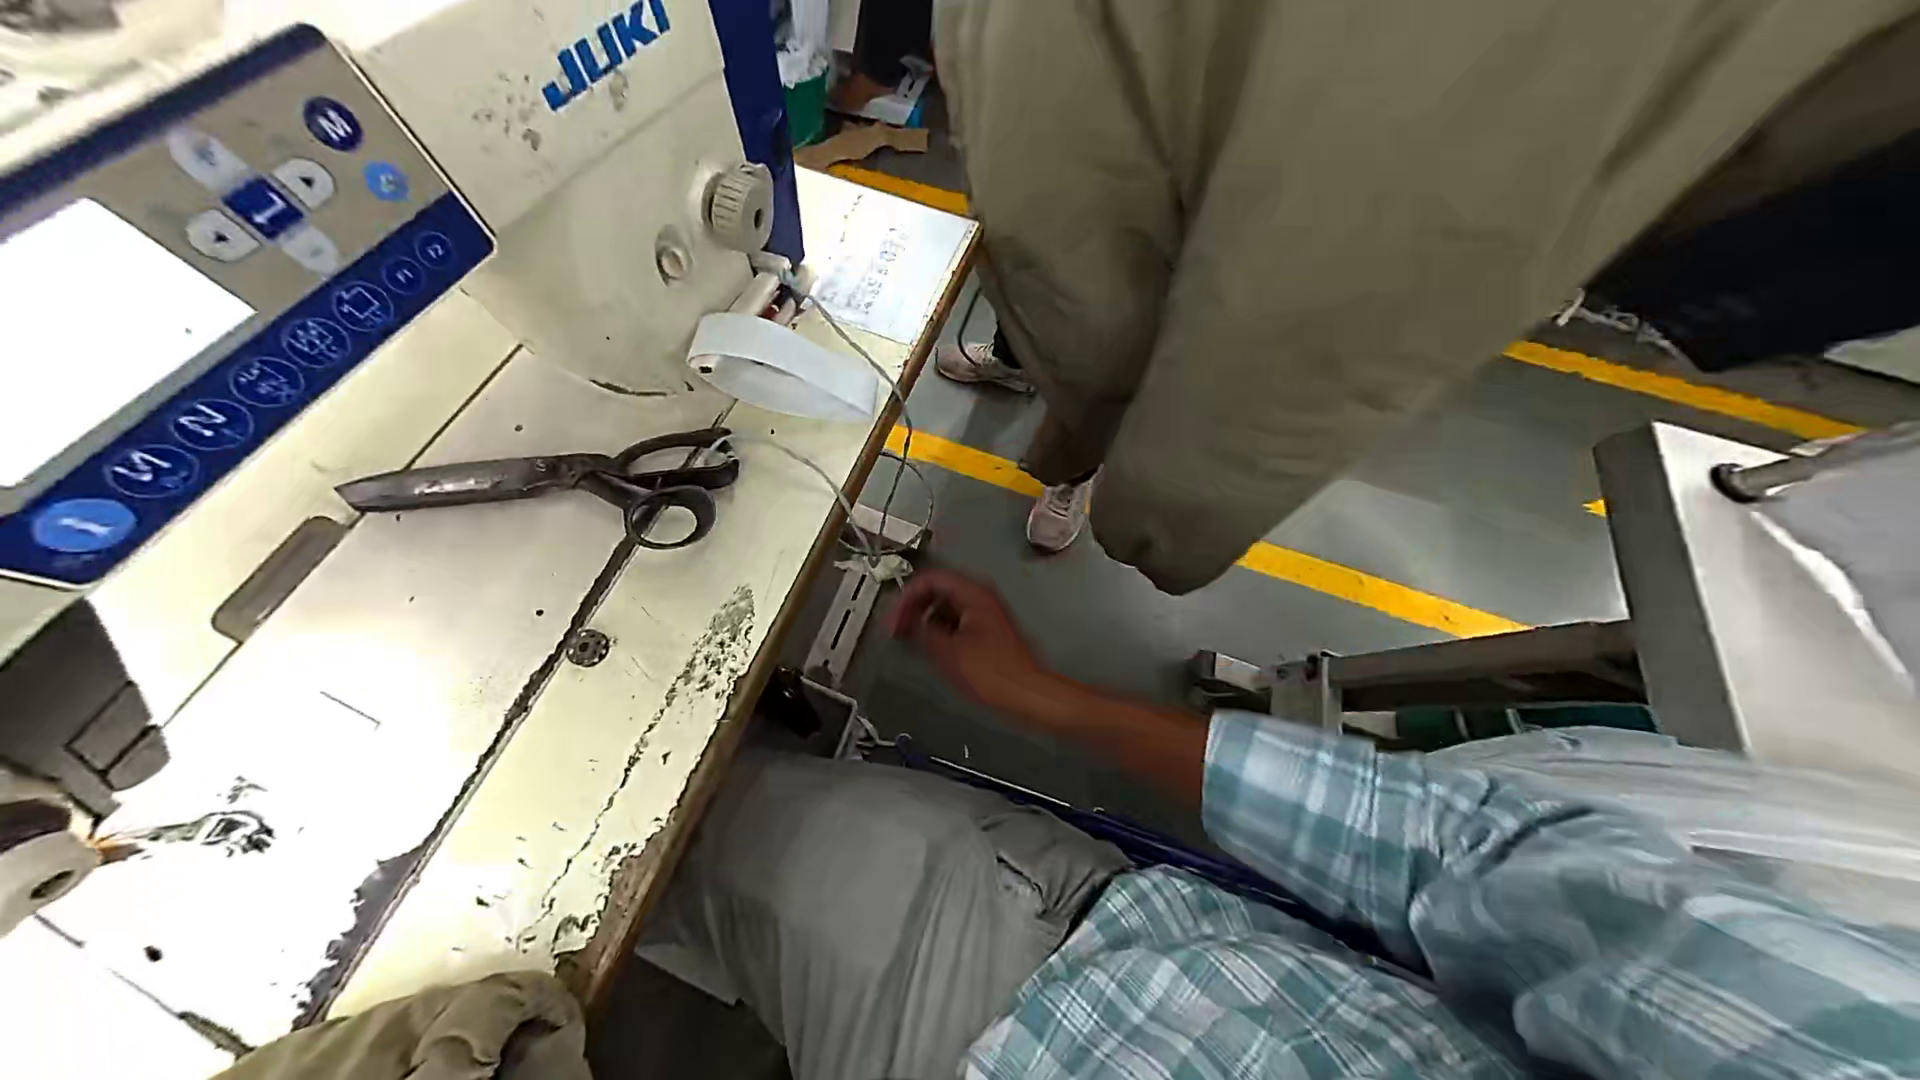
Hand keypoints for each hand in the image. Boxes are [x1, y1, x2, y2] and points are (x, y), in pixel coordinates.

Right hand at [888, 570, 1051, 710]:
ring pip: (947, 606)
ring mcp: (986, 613)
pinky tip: (932, 647)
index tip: (894, 618)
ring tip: (911, 639)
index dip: (906, 596)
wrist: (1027, 694)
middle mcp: (981, 597)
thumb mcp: (947, 652)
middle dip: (914, 607)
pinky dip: (940, 629)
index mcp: (973, 593)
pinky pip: (957, 620)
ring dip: (926, 619)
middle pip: (938, 589)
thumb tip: (905, 621)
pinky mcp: (988, 631)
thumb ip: (921, 631)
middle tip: (898, 628)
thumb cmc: (992, 673)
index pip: (930, 579)